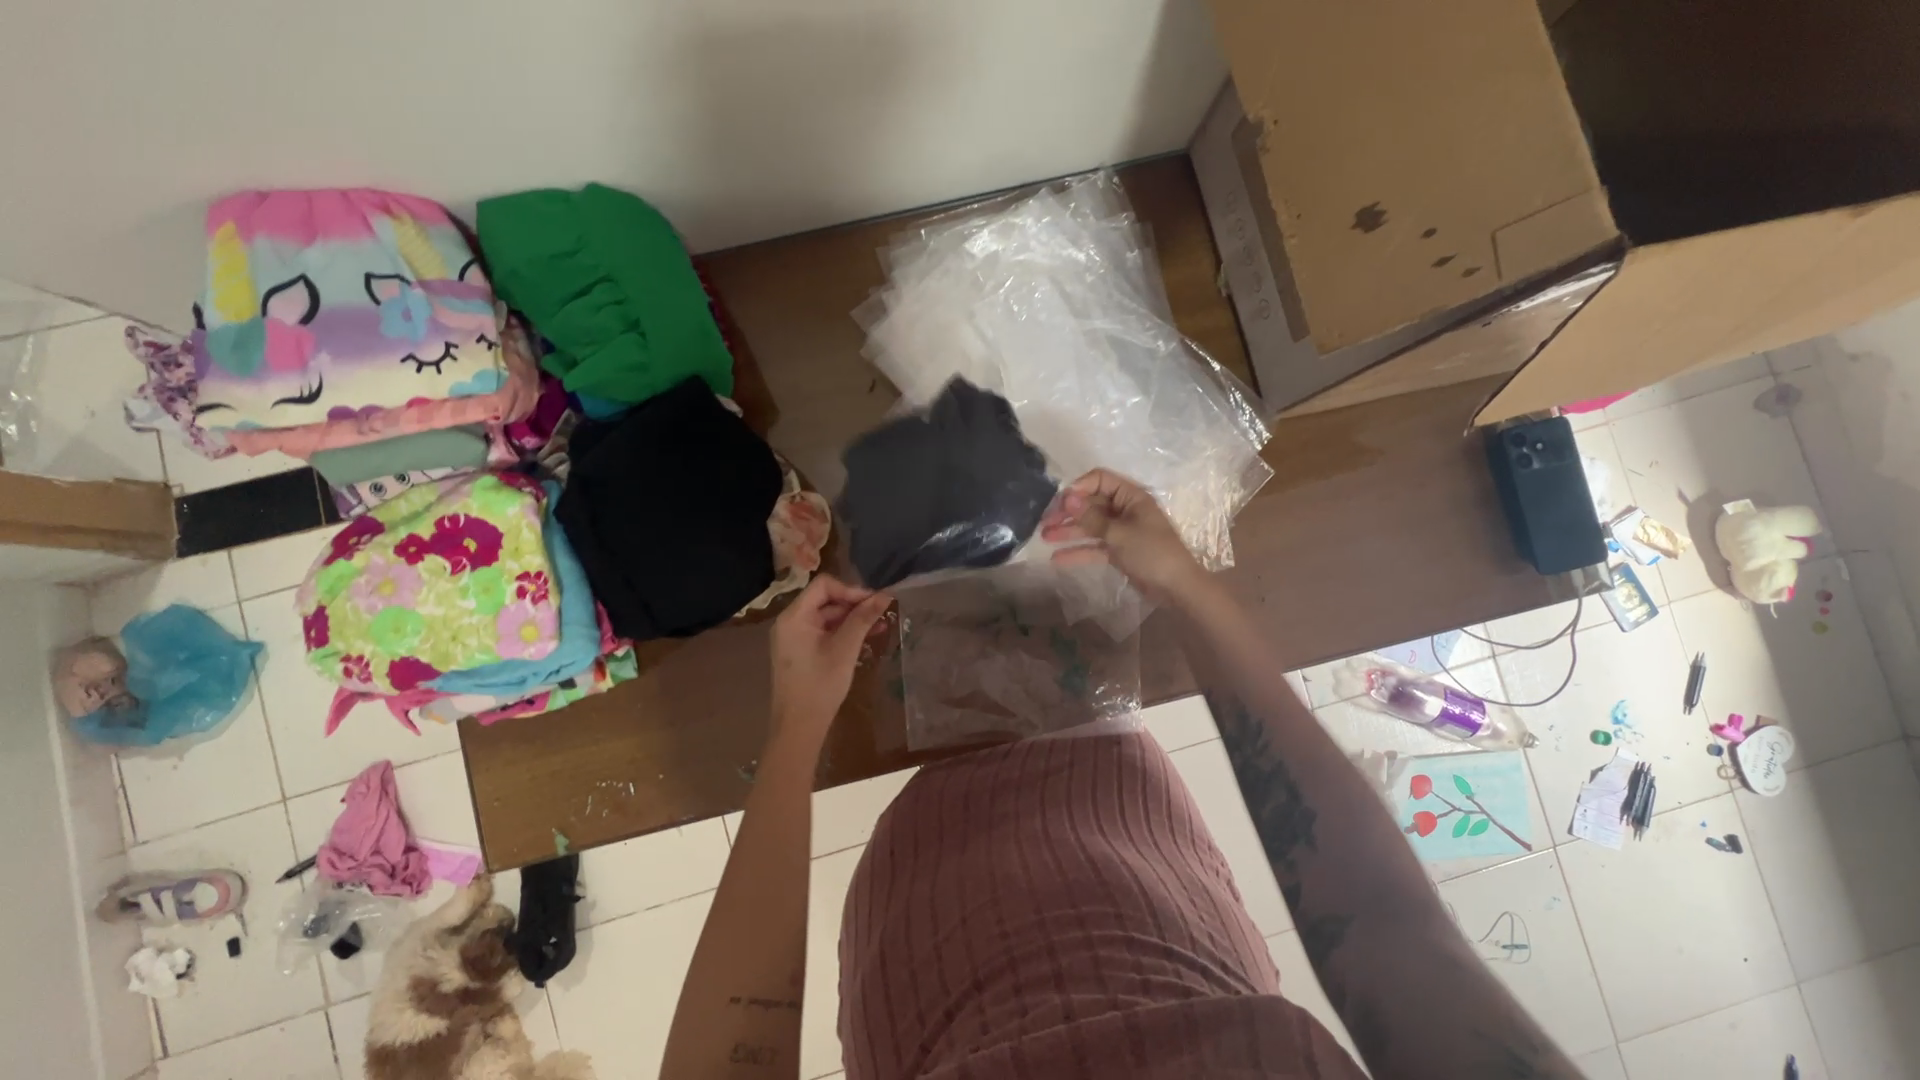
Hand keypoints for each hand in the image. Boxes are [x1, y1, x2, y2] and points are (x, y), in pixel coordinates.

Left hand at [768, 574, 892, 746]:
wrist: (799, 727)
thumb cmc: (820, 685)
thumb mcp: (845, 648)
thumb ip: (863, 618)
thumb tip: (885, 595)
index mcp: (794, 616)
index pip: (824, 585)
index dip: (851, 590)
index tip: (874, 603)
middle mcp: (790, 622)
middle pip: (825, 600)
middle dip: (854, 605)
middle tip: (882, 614)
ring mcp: (794, 638)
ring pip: (827, 617)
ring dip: (852, 619)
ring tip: (880, 626)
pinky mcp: (800, 652)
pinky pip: (823, 633)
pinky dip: (843, 633)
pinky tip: (866, 638)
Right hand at [1040, 469, 1205, 604]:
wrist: (1176, 587)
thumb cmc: (1152, 553)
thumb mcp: (1119, 533)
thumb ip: (1091, 517)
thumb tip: (1068, 497)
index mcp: (1131, 496)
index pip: (1100, 480)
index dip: (1079, 487)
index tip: (1060, 501)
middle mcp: (1124, 509)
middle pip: (1091, 503)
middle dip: (1068, 511)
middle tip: (1045, 521)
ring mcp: (1121, 531)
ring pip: (1090, 525)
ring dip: (1069, 530)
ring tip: (1044, 536)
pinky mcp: (1118, 550)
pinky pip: (1095, 546)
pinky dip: (1079, 550)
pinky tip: (1057, 558)